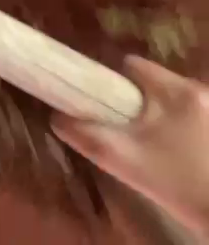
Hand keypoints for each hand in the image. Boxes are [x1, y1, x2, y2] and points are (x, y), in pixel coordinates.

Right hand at [55, 56, 208, 234]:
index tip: (108, 109)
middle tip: (134, 134)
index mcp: (179, 91)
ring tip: (163, 150)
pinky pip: (200, 123)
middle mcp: (207, 96)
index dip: (113, 84)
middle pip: (158, 88)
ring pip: (181, 107)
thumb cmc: (179, 183)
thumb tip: (56, 116)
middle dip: (142, 106)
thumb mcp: (116, 158)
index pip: (132, 66)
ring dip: (167, 121)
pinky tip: (189, 160)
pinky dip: (189, 135)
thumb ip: (75, 129)